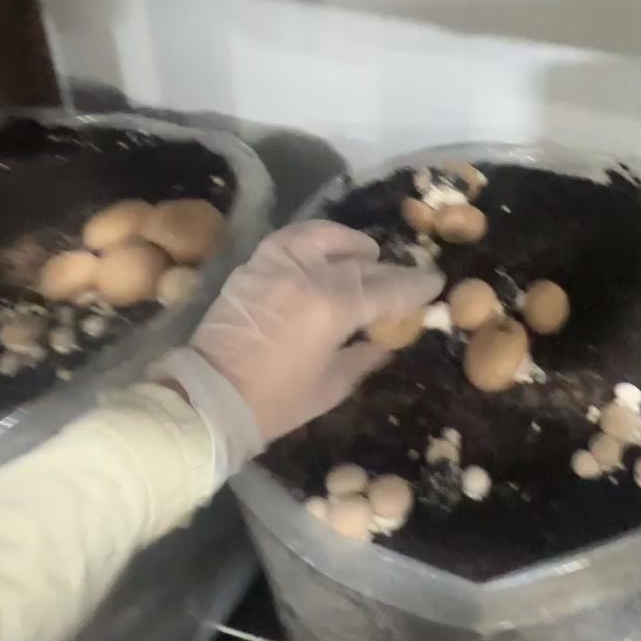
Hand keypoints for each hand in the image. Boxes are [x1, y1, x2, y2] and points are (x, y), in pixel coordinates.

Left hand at [152, 221, 443, 473]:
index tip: (435, 282)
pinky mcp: (255, 265)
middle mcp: (309, 276)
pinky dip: (315, 239)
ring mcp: (278, 265)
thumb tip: (387, 338)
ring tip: (365, 253)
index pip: (387, 289)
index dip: (415, 286)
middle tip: (404, 279)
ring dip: (352, 244)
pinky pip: (293, 238)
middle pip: (362, 265)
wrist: (205, 400)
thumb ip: (365, 355)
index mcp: (333, 309)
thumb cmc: (273, 402)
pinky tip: (325, 250)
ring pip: (327, 237)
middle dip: (389, 271)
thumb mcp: (332, 385)